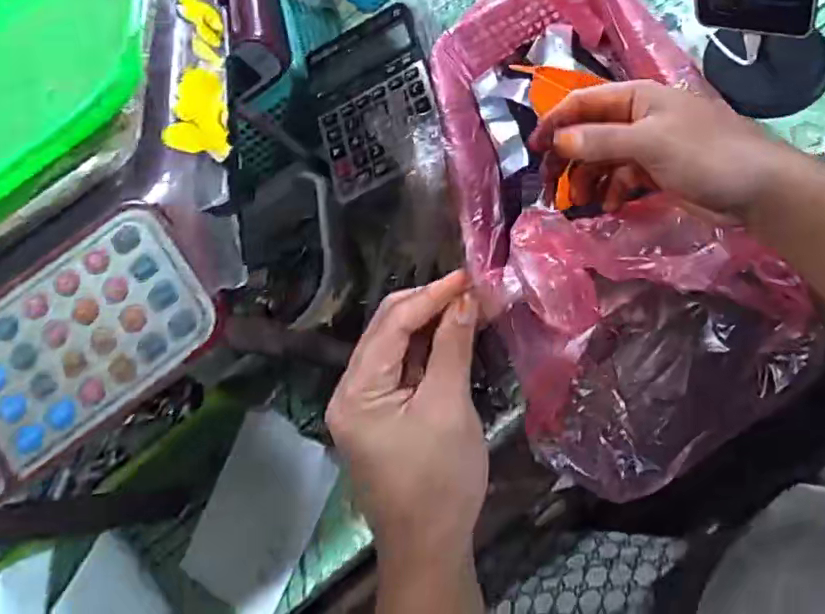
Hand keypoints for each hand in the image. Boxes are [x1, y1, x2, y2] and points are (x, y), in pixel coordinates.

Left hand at [327, 271, 486, 573]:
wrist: (431, 547)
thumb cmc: (439, 481)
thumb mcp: (449, 407)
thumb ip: (454, 346)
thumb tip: (467, 297)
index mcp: (357, 392)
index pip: (393, 324)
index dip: (433, 294)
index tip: (469, 275)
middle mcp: (352, 390)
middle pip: (389, 327)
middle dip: (430, 302)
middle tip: (473, 288)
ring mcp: (366, 401)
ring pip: (398, 342)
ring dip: (433, 320)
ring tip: (471, 302)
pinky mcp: (384, 410)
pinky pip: (405, 363)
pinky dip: (431, 345)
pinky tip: (457, 330)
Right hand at [529, 81, 804, 219]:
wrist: (758, 188)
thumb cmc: (705, 153)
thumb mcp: (650, 143)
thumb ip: (602, 140)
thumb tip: (559, 139)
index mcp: (636, 97)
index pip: (584, 102)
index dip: (556, 121)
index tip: (533, 149)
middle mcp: (639, 117)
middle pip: (590, 133)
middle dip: (569, 157)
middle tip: (551, 186)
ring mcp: (649, 146)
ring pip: (604, 159)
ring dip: (589, 179)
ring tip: (579, 203)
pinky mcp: (658, 173)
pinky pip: (623, 179)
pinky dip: (613, 191)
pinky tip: (612, 207)